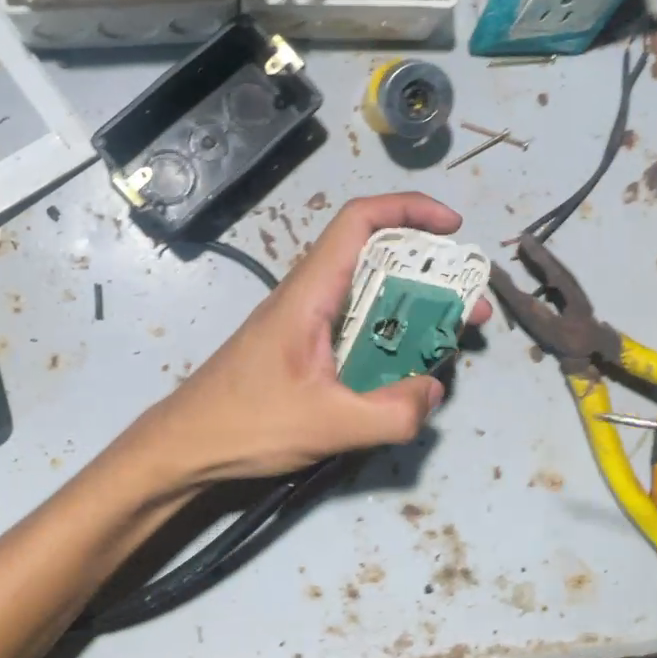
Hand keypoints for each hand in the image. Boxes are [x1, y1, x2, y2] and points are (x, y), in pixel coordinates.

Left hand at [130, 193, 491, 486]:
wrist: (185, 447)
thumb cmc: (247, 425)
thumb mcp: (329, 424)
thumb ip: (392, 413)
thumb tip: (434, 389)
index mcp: (310, 293)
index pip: (359, 222)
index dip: (408, 210)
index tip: (451, 227)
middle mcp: (310, 296)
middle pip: (376, 259)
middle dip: (431, 271)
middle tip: (471, 304)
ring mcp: (306, 323)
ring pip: (370, 296)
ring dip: (416, 308)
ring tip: (453, 337)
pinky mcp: (304, 349)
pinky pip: (358, 329)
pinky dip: (392, 338)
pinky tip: (409, 371)